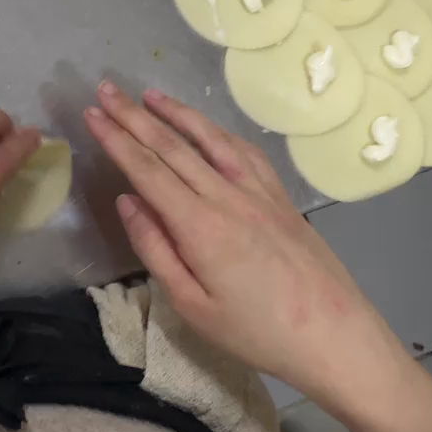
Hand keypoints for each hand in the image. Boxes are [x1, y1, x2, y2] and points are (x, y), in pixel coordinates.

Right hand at [83, 82, 414, 415]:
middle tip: (106, 89)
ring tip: (148, 94)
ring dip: (176, 112)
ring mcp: (258, 192)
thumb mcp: (192, 307)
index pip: (147, 169)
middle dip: (134, 115)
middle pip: (172, 145)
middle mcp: (227, 197)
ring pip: (210, 139)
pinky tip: (206, 126)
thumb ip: (155, 250)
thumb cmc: (258, 333)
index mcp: (200, 226)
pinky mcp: (281, 197)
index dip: (115, 138)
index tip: (91, 113)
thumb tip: (127, 202)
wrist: (340, 341)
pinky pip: (245, 151)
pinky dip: (218, 131)